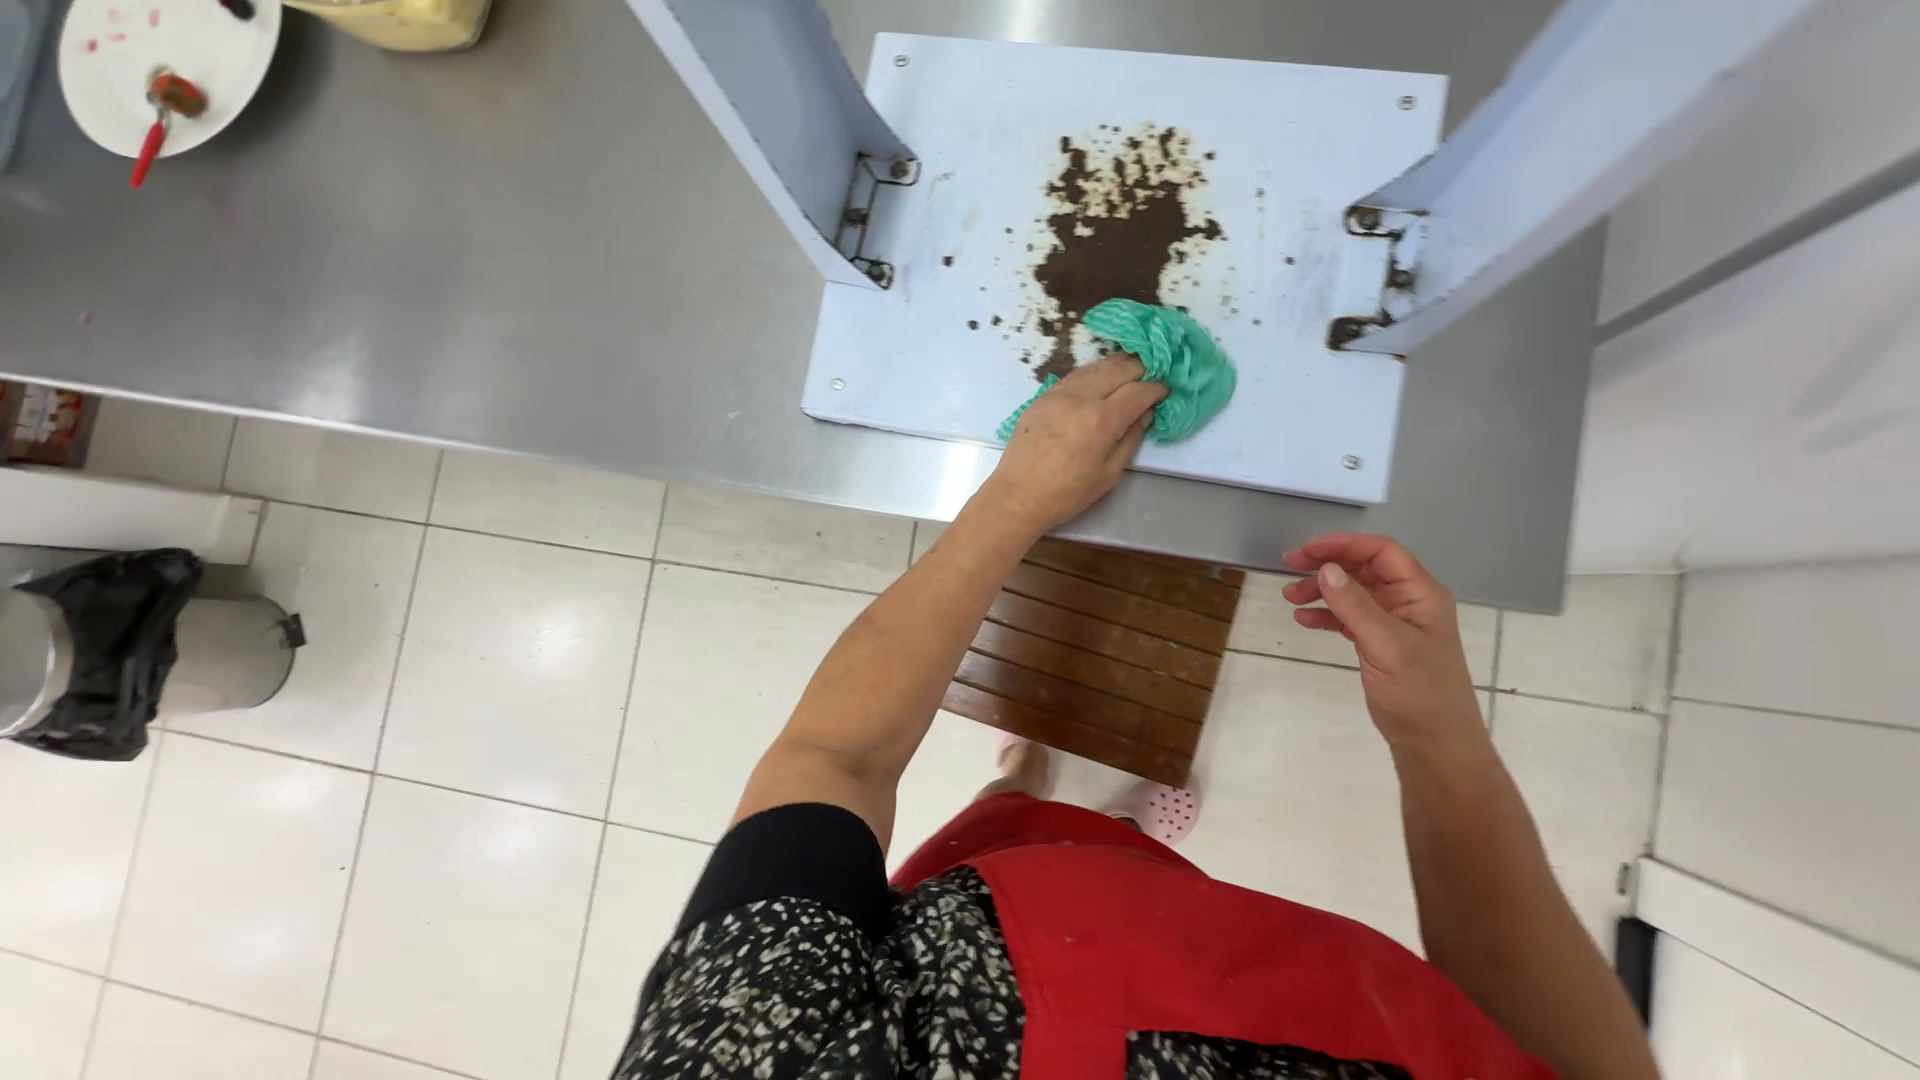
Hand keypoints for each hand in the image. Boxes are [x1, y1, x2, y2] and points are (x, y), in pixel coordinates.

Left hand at [982, 353, 1166, 533]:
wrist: (1017, 496)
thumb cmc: (1066, 494)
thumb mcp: (1109, 474)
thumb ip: (1130, 439)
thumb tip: (1144, 415)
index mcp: (1101, 419)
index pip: (1138, 391)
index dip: (1156, 388)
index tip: (1166, 389)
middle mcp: (1080, 398)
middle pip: (1118, 369)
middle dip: (1140, 368)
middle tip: (1152, 373)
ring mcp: (1058, 394)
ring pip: (1094, 367)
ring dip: (1116, 366)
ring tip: (1130, 370)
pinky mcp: (1042, 398)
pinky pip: (1074, 376)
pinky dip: (1093, 373)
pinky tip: (1100, 379)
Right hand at [1282, 533, 1482, 742]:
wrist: (1434, 741)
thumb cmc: (1420, 691)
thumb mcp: (1387, 644)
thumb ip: (1355, 605)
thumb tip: (1325, 568)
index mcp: (1420, 594)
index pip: (1382, 552)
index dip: (1344, 545)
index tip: (1306, 551)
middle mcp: (1407, 602)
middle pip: (1364, 568)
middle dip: (1327, 564)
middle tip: (1288, 566)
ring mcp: (1393, 623)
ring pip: (1352, 592)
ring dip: (1321, 590)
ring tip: (1290, 598)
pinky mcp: (1378, 643)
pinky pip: (1348, 617)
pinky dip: (1325, 615)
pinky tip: (1304, 620)